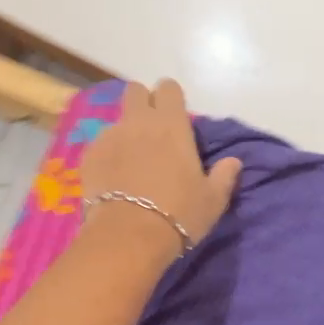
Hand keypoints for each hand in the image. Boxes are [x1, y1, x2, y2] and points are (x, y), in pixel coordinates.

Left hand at [79, 79, 242, 246]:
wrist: (129, 236)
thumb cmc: (179, 214)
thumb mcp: (213, 200)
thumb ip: (224, 176)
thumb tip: (234, 162)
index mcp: (172, 125)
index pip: (169, 88)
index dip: (173, 99)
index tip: (178, 119)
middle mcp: (138, 121)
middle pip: (136, 91)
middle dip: (144, 103)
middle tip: (154, 132)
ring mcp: (109, 136)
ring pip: (118, 120)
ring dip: (127, 134)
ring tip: (134, 165)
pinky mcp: (89, 156)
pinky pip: (101, 145)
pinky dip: (110, 156)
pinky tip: (116, 180)